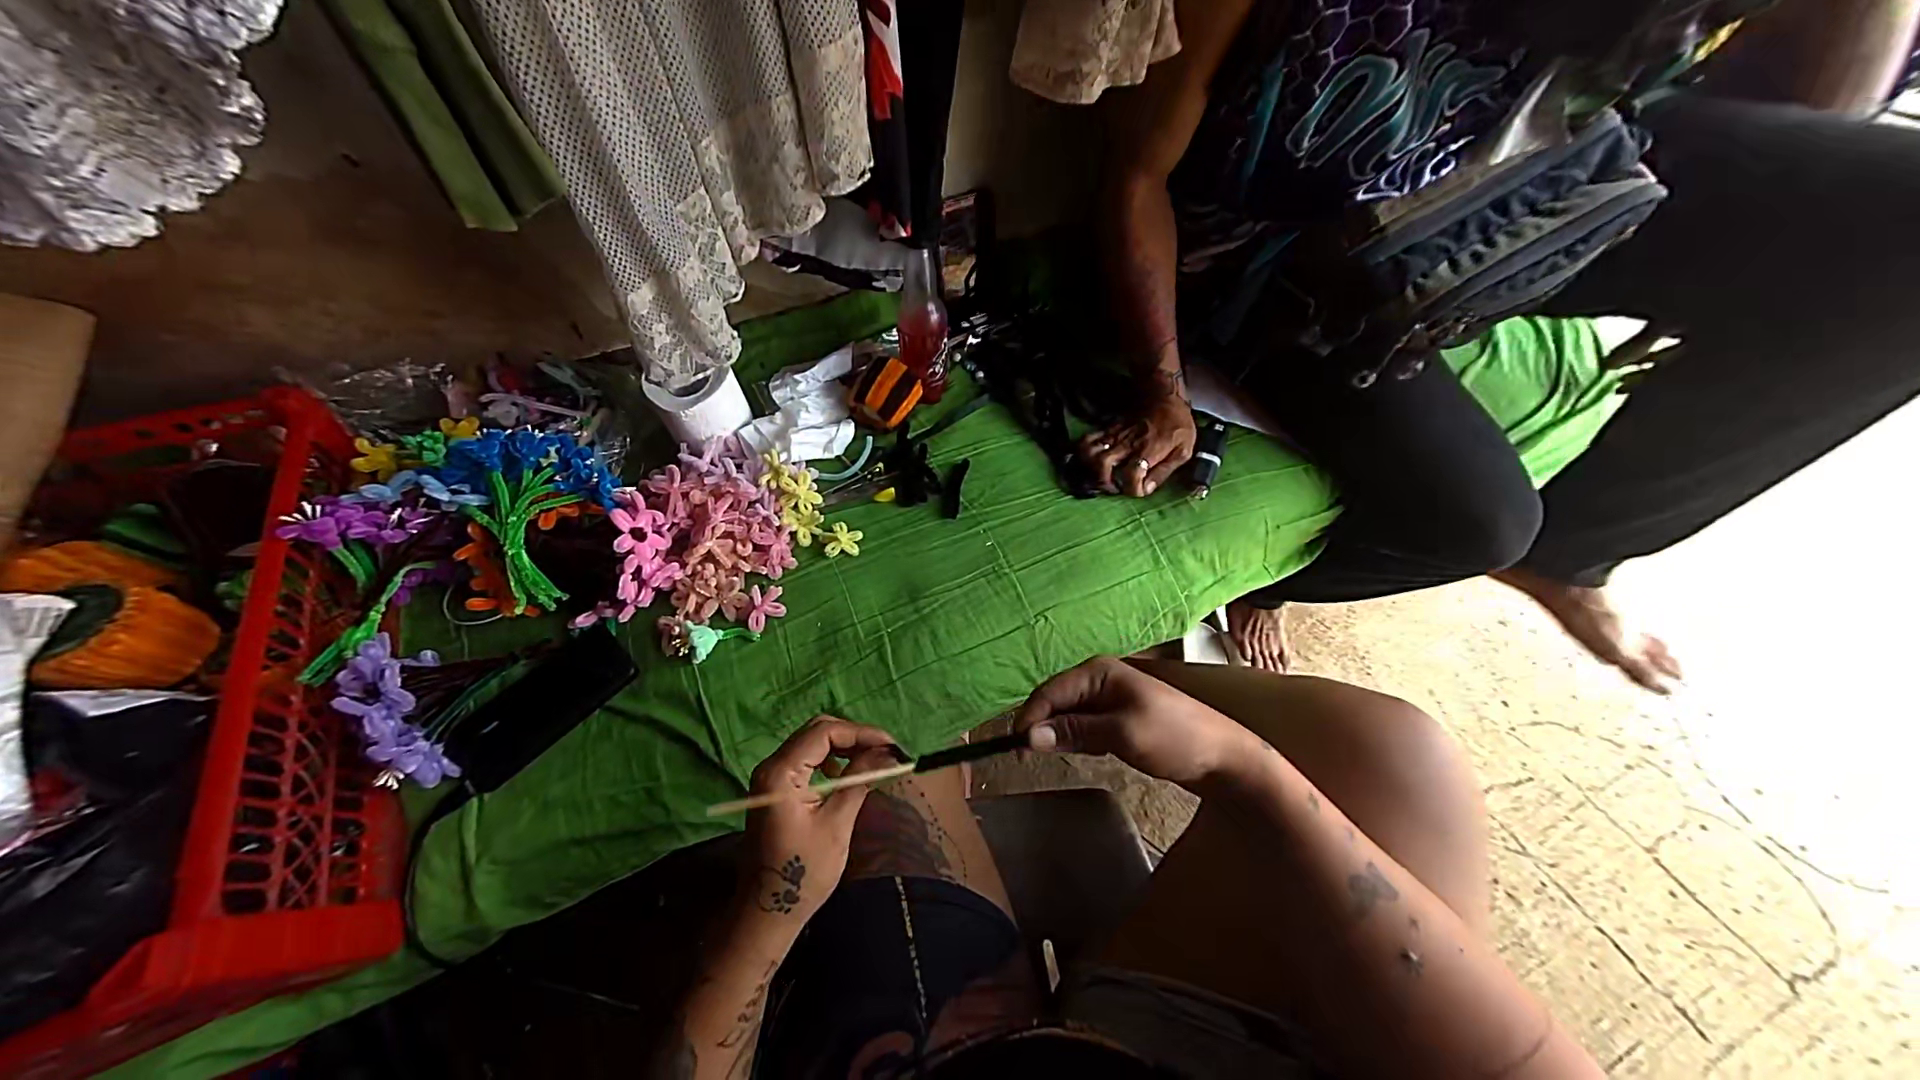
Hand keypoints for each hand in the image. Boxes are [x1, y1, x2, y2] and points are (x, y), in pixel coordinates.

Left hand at [739, 716, 900, 921]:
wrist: (768, 911)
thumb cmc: (803, 872)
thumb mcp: (837, 825)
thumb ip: (858, 780)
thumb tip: (886, 753)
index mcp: (780, 773)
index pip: (824, 733)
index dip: (861, 733)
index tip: (891, 745)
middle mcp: (771, 766)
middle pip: (816, 731)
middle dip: (853, 736)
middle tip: (884, 751)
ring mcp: (770, 777)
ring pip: (811, 742)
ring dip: (843, 746)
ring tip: (872, 759)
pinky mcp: (776, 788)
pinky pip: (806, 759)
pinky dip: (830, 759)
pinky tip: (846, 774)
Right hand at [1012, 657, 1259, 785]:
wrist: (1223, 757)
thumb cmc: (1175, 737)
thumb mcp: (1121, 734)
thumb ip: (1075, 731)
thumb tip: (1031, 736)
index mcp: (1099, 672)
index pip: (1049, 691)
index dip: (1029, 718)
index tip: (1016, 748)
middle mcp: (1099, 680)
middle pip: (1054, 701)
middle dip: (1040, 727)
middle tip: (1026, 758)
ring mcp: (1108, 700)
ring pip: (1066, 716)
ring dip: (1056, 735)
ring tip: (1049, 757)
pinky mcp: (1115, 720)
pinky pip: (1082, 727)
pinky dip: (1074, 740)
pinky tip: (1079, 753)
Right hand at [1079, 374, 1195, 496]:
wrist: (1163, 395)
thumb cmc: (1177, 423)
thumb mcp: (1183, 450)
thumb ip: (1164, 471)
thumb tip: (1148, 489)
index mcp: (1148, 451)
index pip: (1132, 476)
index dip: (1134, 490)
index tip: (1139, 490)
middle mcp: (1127, 444)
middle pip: (1103, 465)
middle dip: (1105, 482)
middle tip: (1114, 487)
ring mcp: (1114, 436)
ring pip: (1090, 452)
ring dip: (1091, 468)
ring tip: (1102, 475)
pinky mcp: (1107, 429)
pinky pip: (1087, 440)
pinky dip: (1084, 452)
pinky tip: (1092, 460)